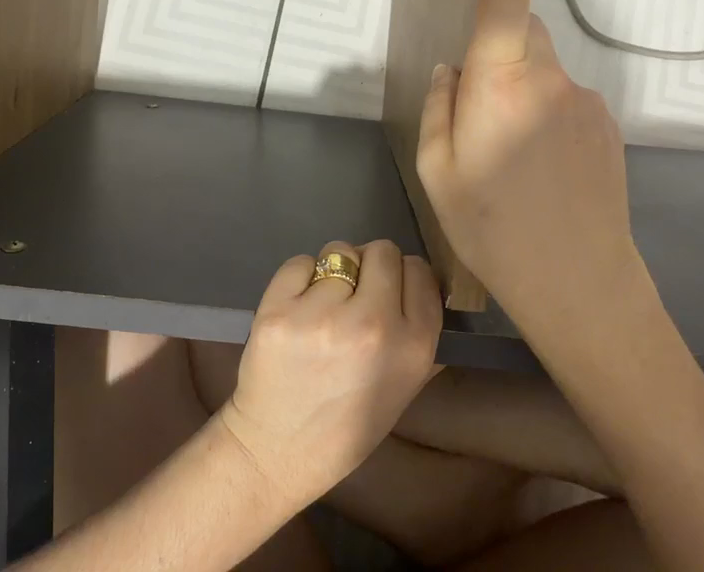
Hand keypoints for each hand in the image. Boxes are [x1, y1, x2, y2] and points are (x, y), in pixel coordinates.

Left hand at [218, 240, 442, 507]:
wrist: (277, 451)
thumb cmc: (348, 426)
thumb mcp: (405, 387)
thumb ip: (419, 335)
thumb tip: (425, 284)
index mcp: (413, 347)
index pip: (419, 271)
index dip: (403, 278)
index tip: (389, 295)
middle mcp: (373, 325)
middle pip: (382, 251)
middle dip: (370, 268)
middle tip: (354, 297)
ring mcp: (322, 316)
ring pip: (339, 252)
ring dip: (333, 272)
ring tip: (323, 307)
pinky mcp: (278, 310)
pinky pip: (299, 262)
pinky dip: (300, 278)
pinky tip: (297, 310)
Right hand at [415, 0, 636, 313]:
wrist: (582, 286)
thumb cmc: (494, 231)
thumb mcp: (437, 173)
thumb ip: (438, 106)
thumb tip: (452, 69)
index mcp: (499, 85)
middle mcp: (550, 79)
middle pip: (519, 33)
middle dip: (496, 54)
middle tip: (476, 120)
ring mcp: (586, 101)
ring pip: (540, 72)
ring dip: (519, 95)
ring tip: (511, 163)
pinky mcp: (608, 125)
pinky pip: (564, 102)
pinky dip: (545, 120)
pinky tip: (541, 174)